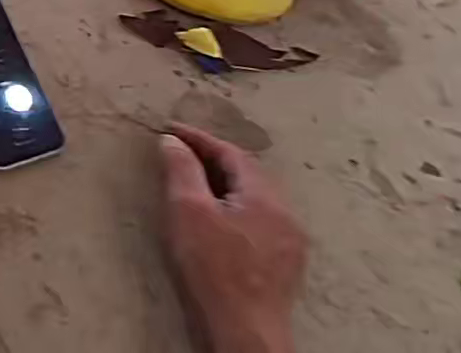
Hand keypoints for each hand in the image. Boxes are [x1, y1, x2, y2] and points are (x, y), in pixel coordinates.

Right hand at [159, 125, 307, 352]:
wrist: (246, 335)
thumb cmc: (214, 268)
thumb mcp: (188, 210)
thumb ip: (182, 169)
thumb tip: (173, 141)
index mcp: (266, 198)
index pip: (230, 152)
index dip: (198, 138)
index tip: (169, 129)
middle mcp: (286, 214)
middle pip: (247, 171)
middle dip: (213, 156)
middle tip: (181, 150)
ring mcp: (291, 242)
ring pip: (255, 194)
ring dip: (225, 180)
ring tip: (196, 177)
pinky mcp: (286, 264)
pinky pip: (259, 216)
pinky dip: (235, 203)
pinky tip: (218, 213)